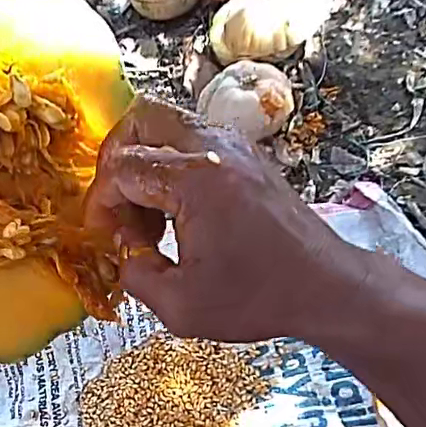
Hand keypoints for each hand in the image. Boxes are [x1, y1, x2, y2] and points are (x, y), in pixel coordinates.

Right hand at [86, 98, 369, 342]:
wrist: (325, 287)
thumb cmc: (259, 298)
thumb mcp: (181, 307)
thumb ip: (136, 276)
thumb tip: (124, 254)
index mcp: (196, 180)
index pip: (122, 168)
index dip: (101, 204)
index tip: (102, 236)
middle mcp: (215, 149)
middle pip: (141, 119)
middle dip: (115, 163)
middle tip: (117, 210)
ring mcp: (236, 149)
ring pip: (168, 127)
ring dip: (145, 166)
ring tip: (151, 222)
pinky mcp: (249, 160)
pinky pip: (195, 145)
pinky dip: (173, 171)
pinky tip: (179, 218)